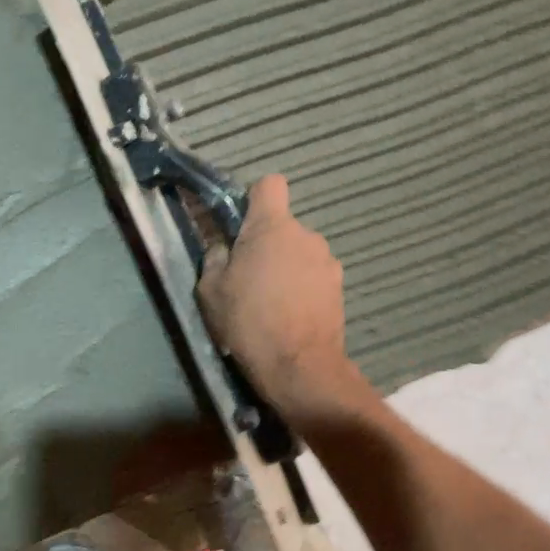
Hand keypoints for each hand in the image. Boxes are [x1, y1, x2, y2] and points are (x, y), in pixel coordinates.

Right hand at [198, 175, 357, 403]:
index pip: (269, 184)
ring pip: (299, 252)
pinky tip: (289, 316)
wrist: (298, 366)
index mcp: (272, 226)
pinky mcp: (339, 287)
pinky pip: (313, 277)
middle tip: (247, 278)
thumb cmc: (248, 321)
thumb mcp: (210, 290)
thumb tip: (224, 248)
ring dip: (286, 268)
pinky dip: (302, 289)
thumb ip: (215, 258)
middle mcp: (306, 235)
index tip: (240, 226)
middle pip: (282, 226)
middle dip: (266, 244)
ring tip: (270, 303)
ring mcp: (328, 261)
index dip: (253, 199)